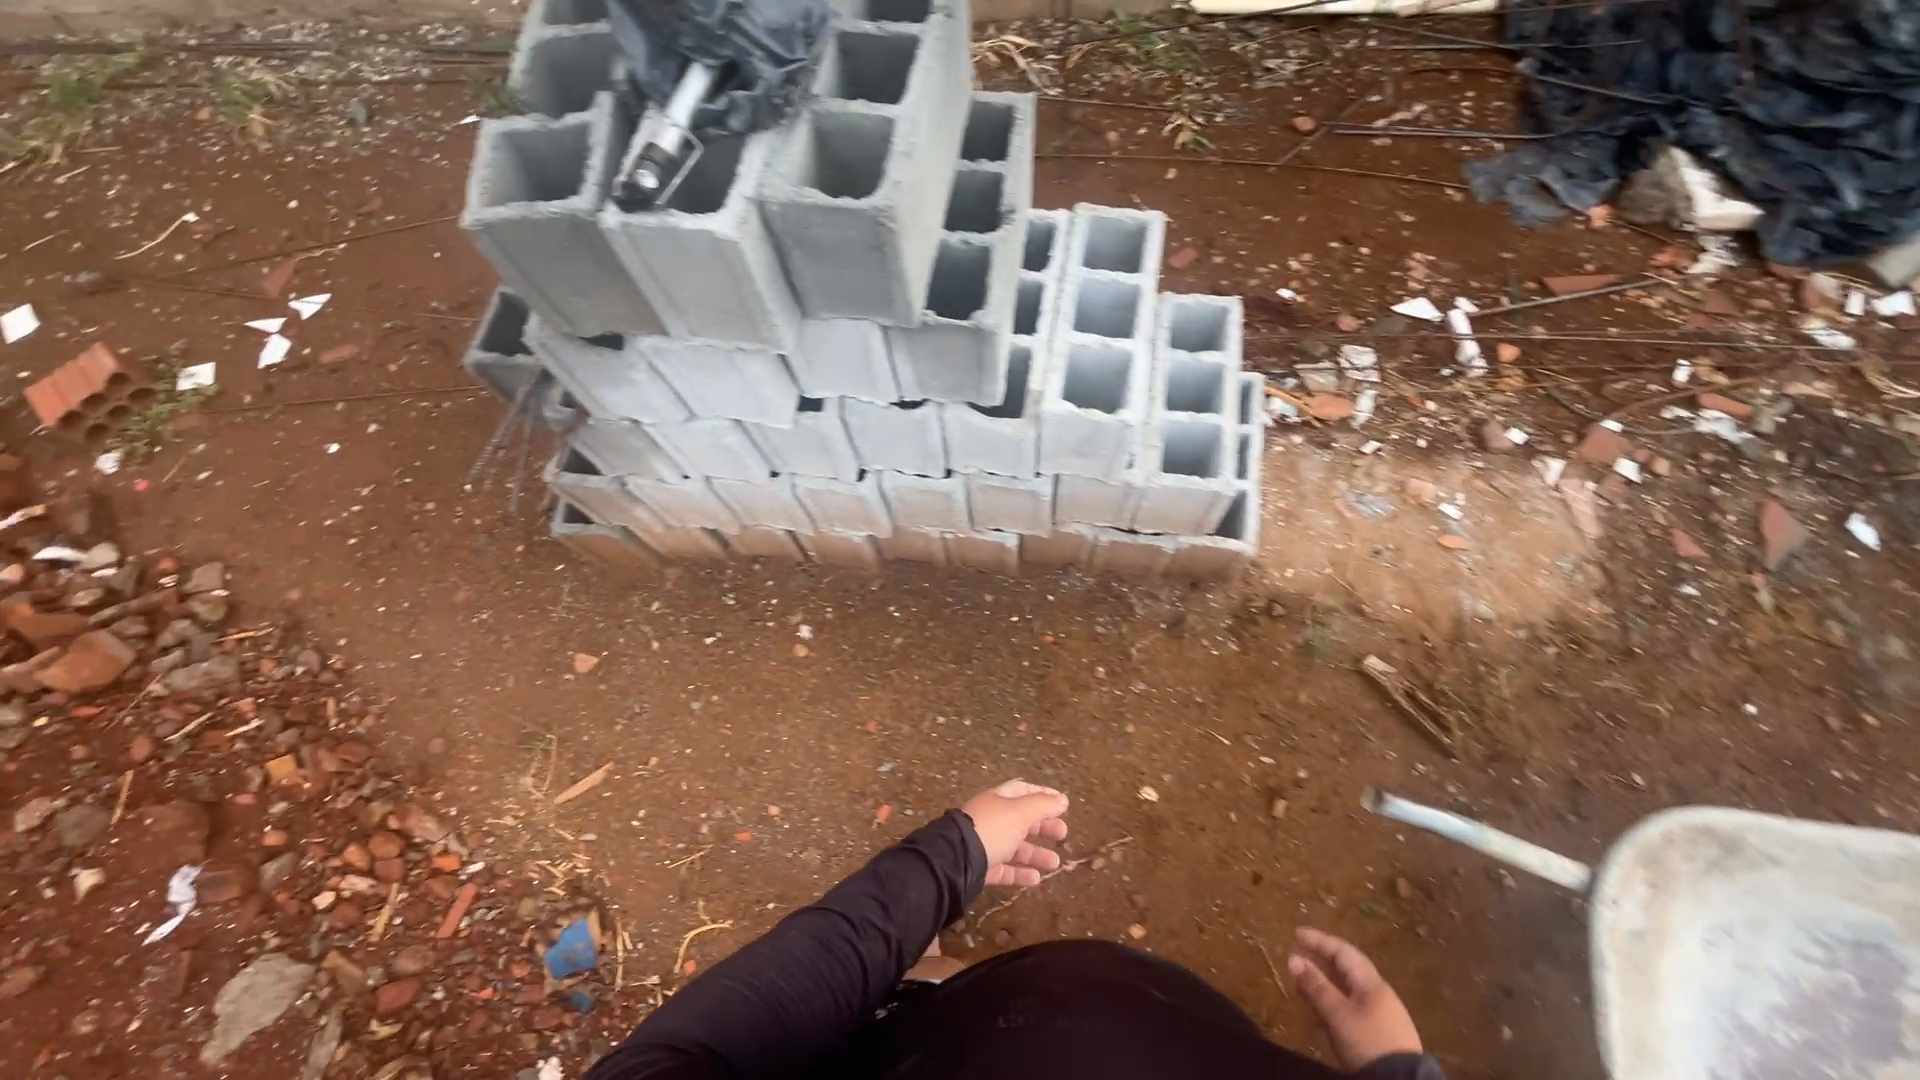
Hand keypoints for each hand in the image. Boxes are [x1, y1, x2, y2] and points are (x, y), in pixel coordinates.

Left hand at [960, 780, 1068, 885]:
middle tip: (1062, 834)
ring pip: (1015, 847)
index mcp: (998, 800)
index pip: (1023, 791)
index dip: (1042, 795)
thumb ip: (1043, 806)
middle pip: (1021, 820)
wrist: (958, 859)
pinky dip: (1021, 873)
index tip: (1061, 803)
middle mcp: (992, 820)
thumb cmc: (992, 828)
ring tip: (1054, 863)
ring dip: (1036, 854)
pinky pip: (1005, 869)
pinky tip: (1036, 879)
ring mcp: (985, 844)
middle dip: (1043, 827)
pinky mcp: (982, 867)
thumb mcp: (1021, 812)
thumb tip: (1063, 799)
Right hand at [1288, 927, 1422, 1069]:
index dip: (1319, 941)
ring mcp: (1381, 1013)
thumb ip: (1315, 986)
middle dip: (1320, 961)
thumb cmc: (1368, 1041)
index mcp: (1370, 982)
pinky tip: (1322, 1011)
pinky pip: (1351, 1006)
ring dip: (1324, 982)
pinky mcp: (1380, 1032)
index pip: (1342, 951)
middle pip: (1346, 968)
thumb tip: (1293, 958)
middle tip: (1296, 957)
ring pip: (1348, 988)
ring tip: (1303, 984)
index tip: (1296, 934)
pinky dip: (1333, 1001)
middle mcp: (1377, 992)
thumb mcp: (1337, 1013)